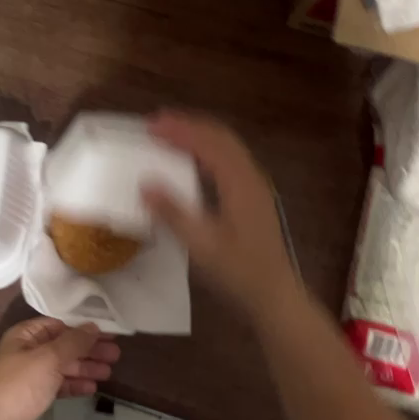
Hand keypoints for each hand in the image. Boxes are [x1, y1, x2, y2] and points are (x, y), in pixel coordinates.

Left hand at [0, 318, 119, 419]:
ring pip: (63, 366)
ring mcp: (30, 375)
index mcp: (24, 335)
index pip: (58, 324)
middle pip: (63, 345)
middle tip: (116, 354)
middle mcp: (26, 351)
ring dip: (85, 367)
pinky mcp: (34, 395)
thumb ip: (74, 342)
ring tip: (109, 371)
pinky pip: (59, 384)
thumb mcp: (49, 359)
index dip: (83, 327)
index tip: (109, 331)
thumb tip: (93, 326)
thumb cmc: (21, 388)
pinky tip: (93, 387)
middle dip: (88, 349)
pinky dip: (75, 384)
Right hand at [142, 111, 305, 325]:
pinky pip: (228, 163)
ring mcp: (254, 188)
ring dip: (199, 138)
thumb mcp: (202, 245)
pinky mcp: (252, 199)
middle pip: (221, 138)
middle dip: (189, 127)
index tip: (152, 125)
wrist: (273, 295)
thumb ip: (173, 213)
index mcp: (240, 183)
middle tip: (157, 124)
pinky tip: (191, 164)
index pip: (210, 144)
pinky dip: (207, 153)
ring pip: (227, 149)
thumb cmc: (238, 272)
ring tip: (170, 137)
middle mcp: (251, 178)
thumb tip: (145, 184)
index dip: (181, 130)